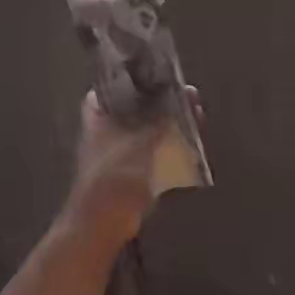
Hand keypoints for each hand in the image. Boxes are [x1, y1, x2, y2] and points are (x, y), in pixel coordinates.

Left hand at [61, 89, 197, 247]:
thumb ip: (159, 121)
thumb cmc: (114, 175)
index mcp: (97, 110)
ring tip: (197, 112)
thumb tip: (179, 98)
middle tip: (190, 96)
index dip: (139, 78)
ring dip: (170, 121)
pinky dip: (170, 142)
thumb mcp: (139, 142)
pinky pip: (154, 147)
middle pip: (137, 105)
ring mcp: (118, 145)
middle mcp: (105, 123)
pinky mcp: (131, 166)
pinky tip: (193, 140)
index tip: (164, 74)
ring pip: (148, 126)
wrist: (104, 220)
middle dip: (163, 101)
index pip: (117, 84)